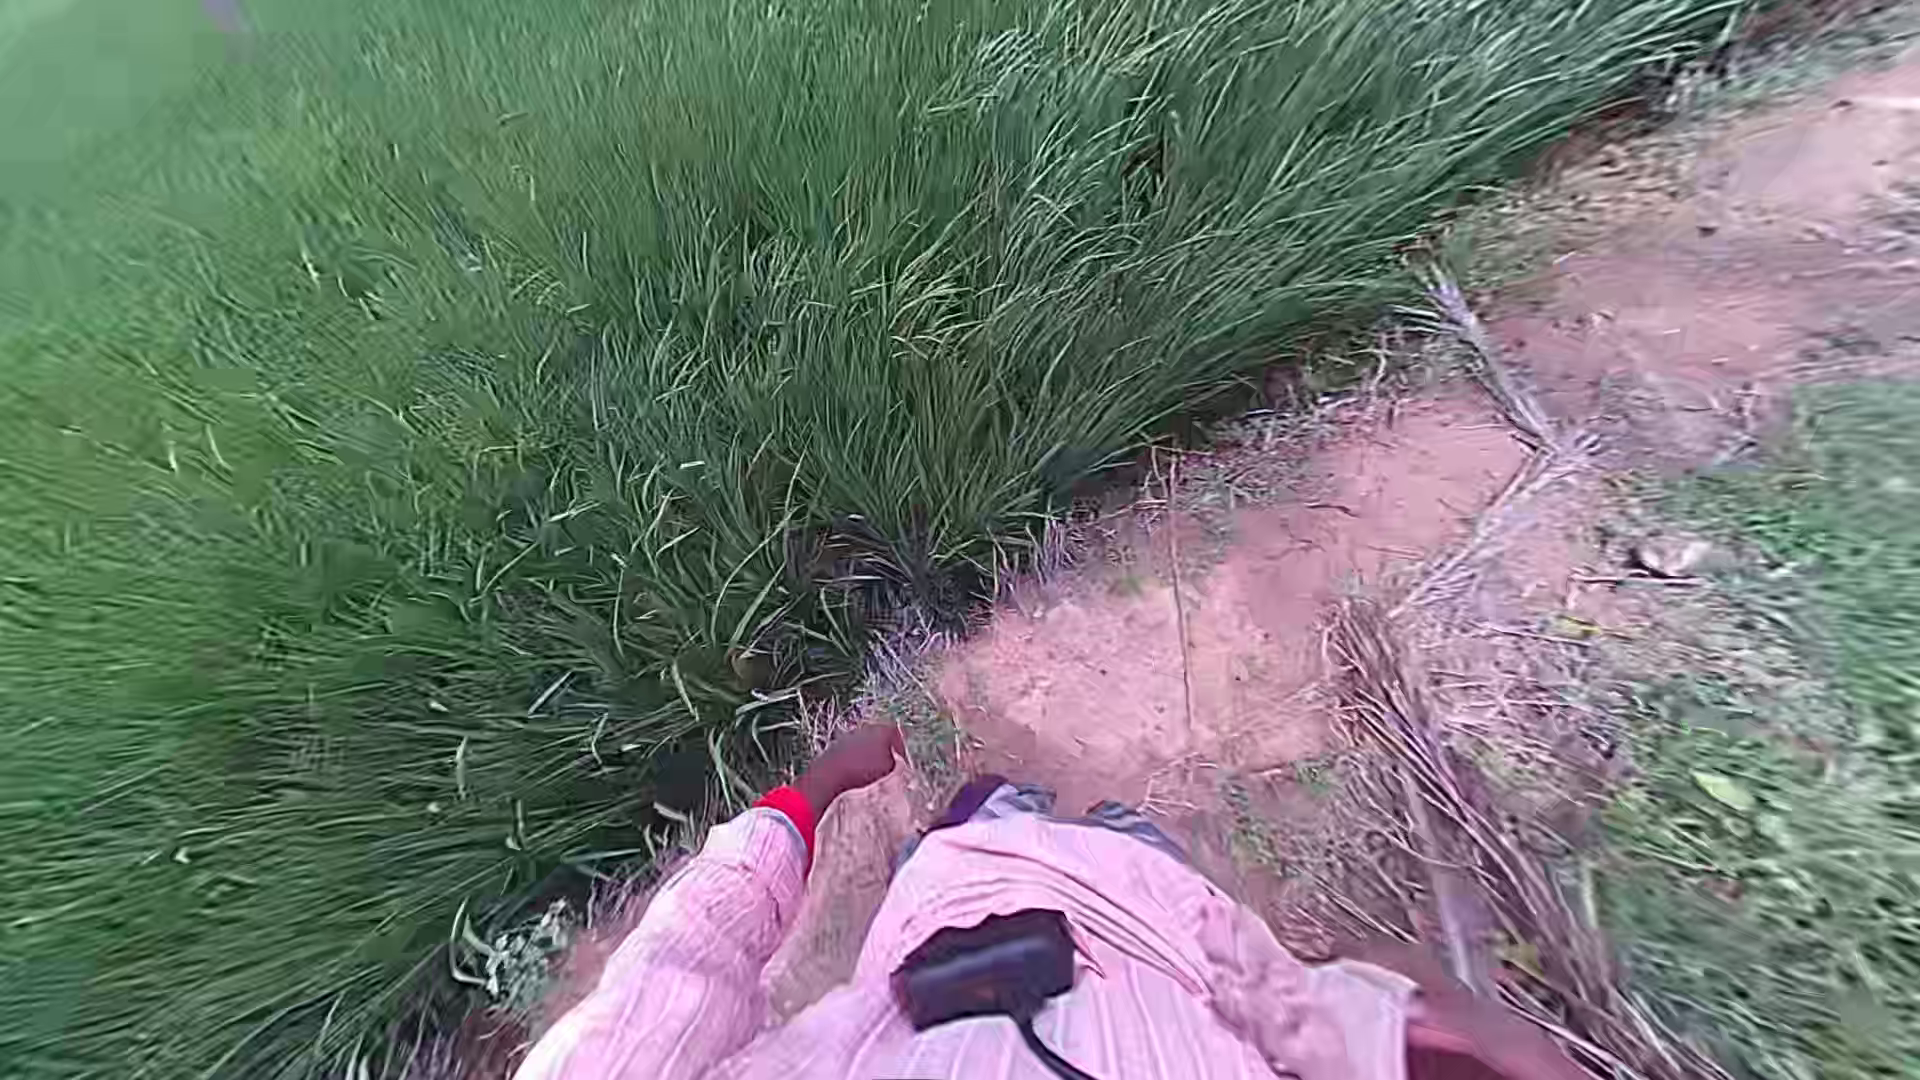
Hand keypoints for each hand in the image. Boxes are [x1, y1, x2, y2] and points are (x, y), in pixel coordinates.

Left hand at [795, 723, 902, 812]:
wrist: (829, 777)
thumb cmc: (862, 771)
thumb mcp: (889, 769)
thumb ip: (896, 762)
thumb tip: (896, 762)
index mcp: (881, 730)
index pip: (896, 733)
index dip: (901, 747)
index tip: (903, 760)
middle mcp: (864, 729)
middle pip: (880, 737)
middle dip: (884, 750)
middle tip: (889, 766)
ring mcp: (849, 738)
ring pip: (864, 744)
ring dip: (869, 756)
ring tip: (871, 774)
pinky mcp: (836, 749)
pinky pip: (851, 753)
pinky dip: (855, 761)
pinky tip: (855, 776)